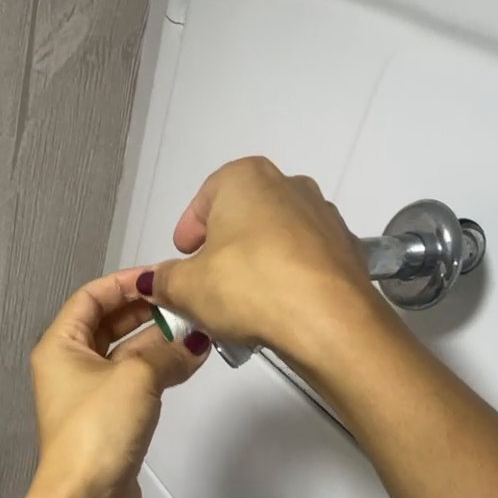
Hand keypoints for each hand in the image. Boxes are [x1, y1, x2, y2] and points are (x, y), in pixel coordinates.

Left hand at [27, 267, 207, 497]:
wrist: (87, 497)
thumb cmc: (97, 430)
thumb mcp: (136, 377)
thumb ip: (168, 351)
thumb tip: (195, 342)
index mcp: (60, 345)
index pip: (91, 297)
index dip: (125, 282)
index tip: (162, 277)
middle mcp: (70, 366)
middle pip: (108, 323)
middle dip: (146, 310)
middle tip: (184, 302)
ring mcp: (90, 394)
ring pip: (125, 353)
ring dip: (157, 340)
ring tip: (195, 328)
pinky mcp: (109, 418)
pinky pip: (135, 381)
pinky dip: (158, 368)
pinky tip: (188, 360)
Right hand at [148, 156, 379, 359]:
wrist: (329, 319)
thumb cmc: (248, 287)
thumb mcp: (188, 288)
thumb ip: (164, 281)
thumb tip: (152, 281)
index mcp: (245, 178)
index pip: (206, 197)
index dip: (189, 229)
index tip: (182, 256)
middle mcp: (288, 184)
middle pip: (243, 214)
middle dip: (222, 245)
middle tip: (206, 280)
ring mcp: (323, 215)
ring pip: (275, 236)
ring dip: (255, 261)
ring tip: (242, 300)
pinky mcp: (345, 249)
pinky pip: (302, 259)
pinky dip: (285, 276)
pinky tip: (275, 307)